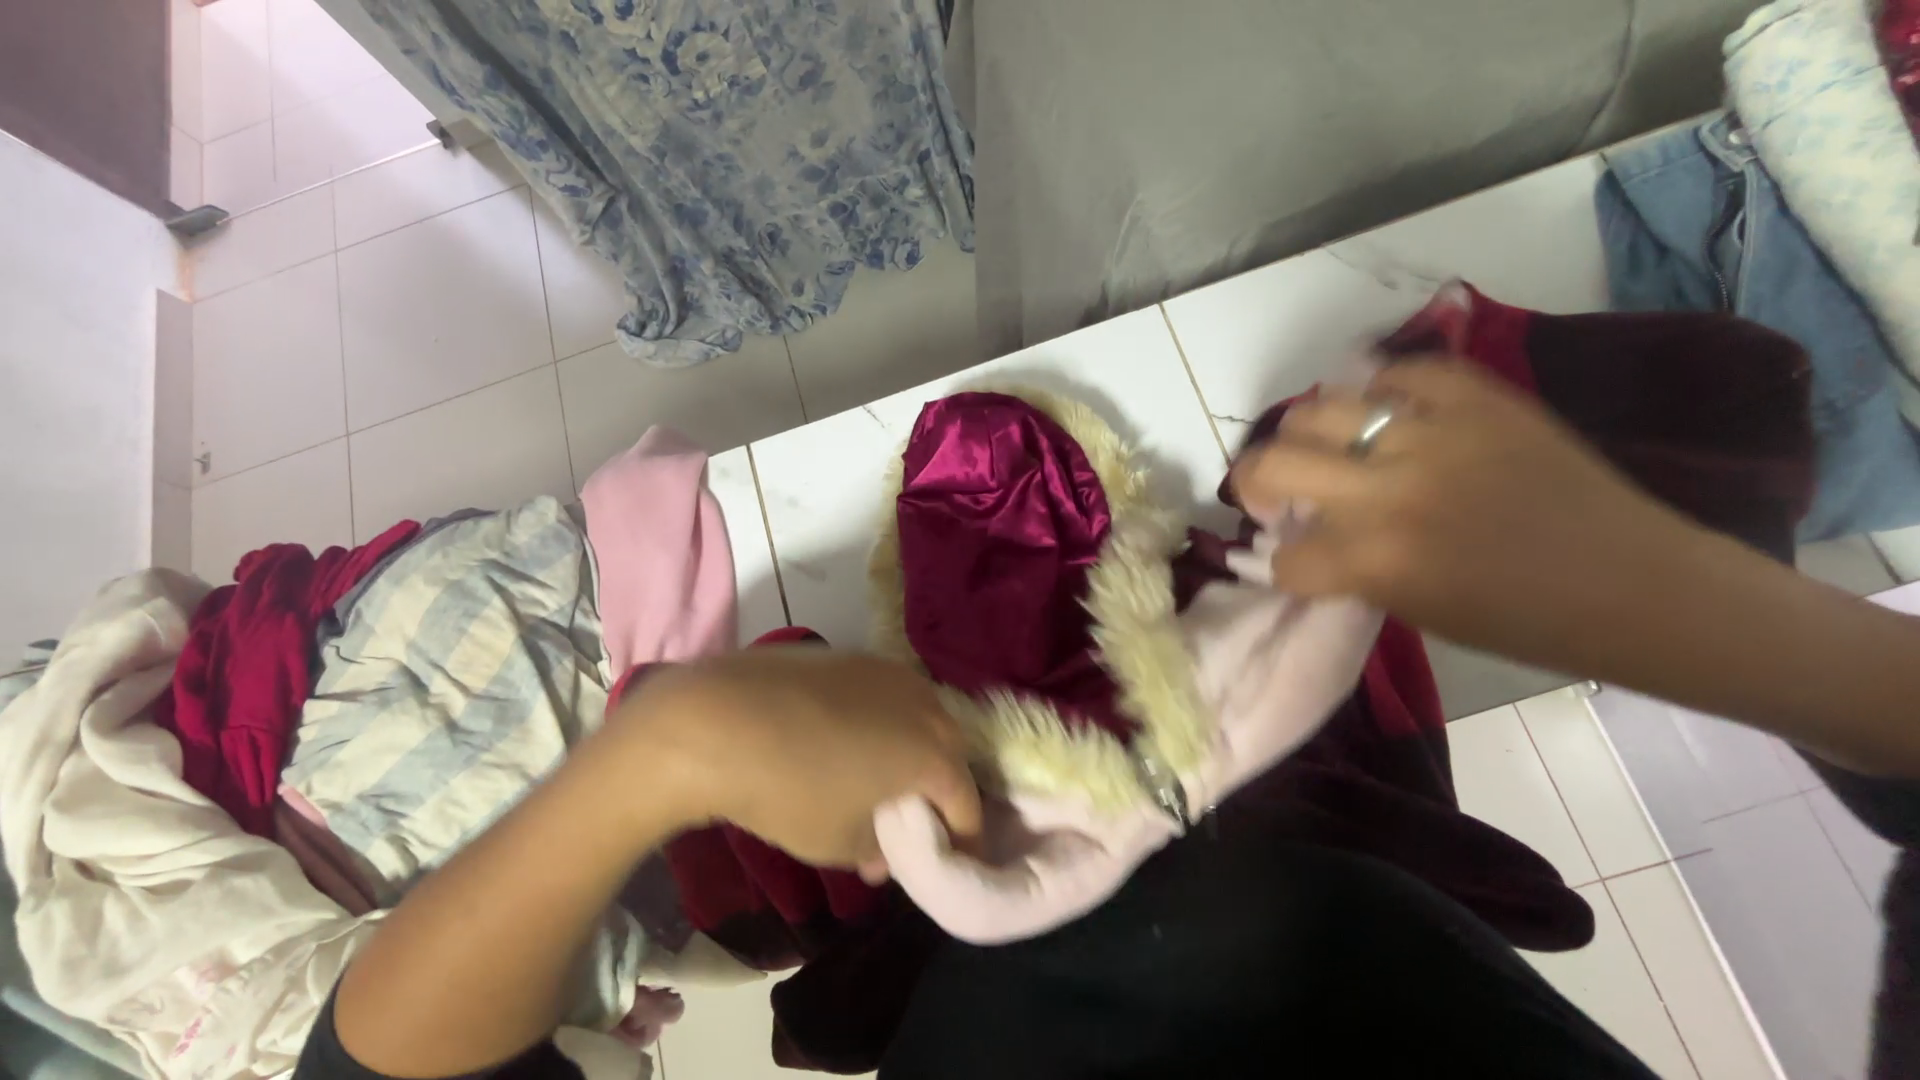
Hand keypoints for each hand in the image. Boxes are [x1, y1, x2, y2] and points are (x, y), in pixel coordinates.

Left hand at [607, 647, 982, 869]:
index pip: (966, 804)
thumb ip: (875, 851)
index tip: (950, 860)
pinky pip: (883, 695)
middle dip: (938, 788)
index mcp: (934, 753)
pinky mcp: (851, 656)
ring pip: (918, 715)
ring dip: (910, 747)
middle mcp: (925, 704)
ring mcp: (887, 672)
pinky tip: (844, 738)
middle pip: (949, 752)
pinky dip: (878, 720)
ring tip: (878, 775)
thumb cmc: (791, 792)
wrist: (721, 720)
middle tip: (911, 817)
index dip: (962, 838)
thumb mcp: (838, 843)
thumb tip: (883, 856)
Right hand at [1228, 358, 1712, 665]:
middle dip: (1256, 483)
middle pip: (1274, 462)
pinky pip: (1403, 372)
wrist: (1632, 585)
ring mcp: (1433, 435)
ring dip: (1305, 434)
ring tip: (1326, 447)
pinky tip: (1385, 411)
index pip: (1285, 556)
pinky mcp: (1479, 400)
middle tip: (1275, 494)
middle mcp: (1389, 491)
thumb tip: (1304, 536)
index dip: (1284, 564)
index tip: (1297, 561)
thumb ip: (1349, 569)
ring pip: (1319, 408)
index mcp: (1374, 560)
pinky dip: (1383, 389)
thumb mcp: (1412, 608)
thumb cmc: (1521, 621)